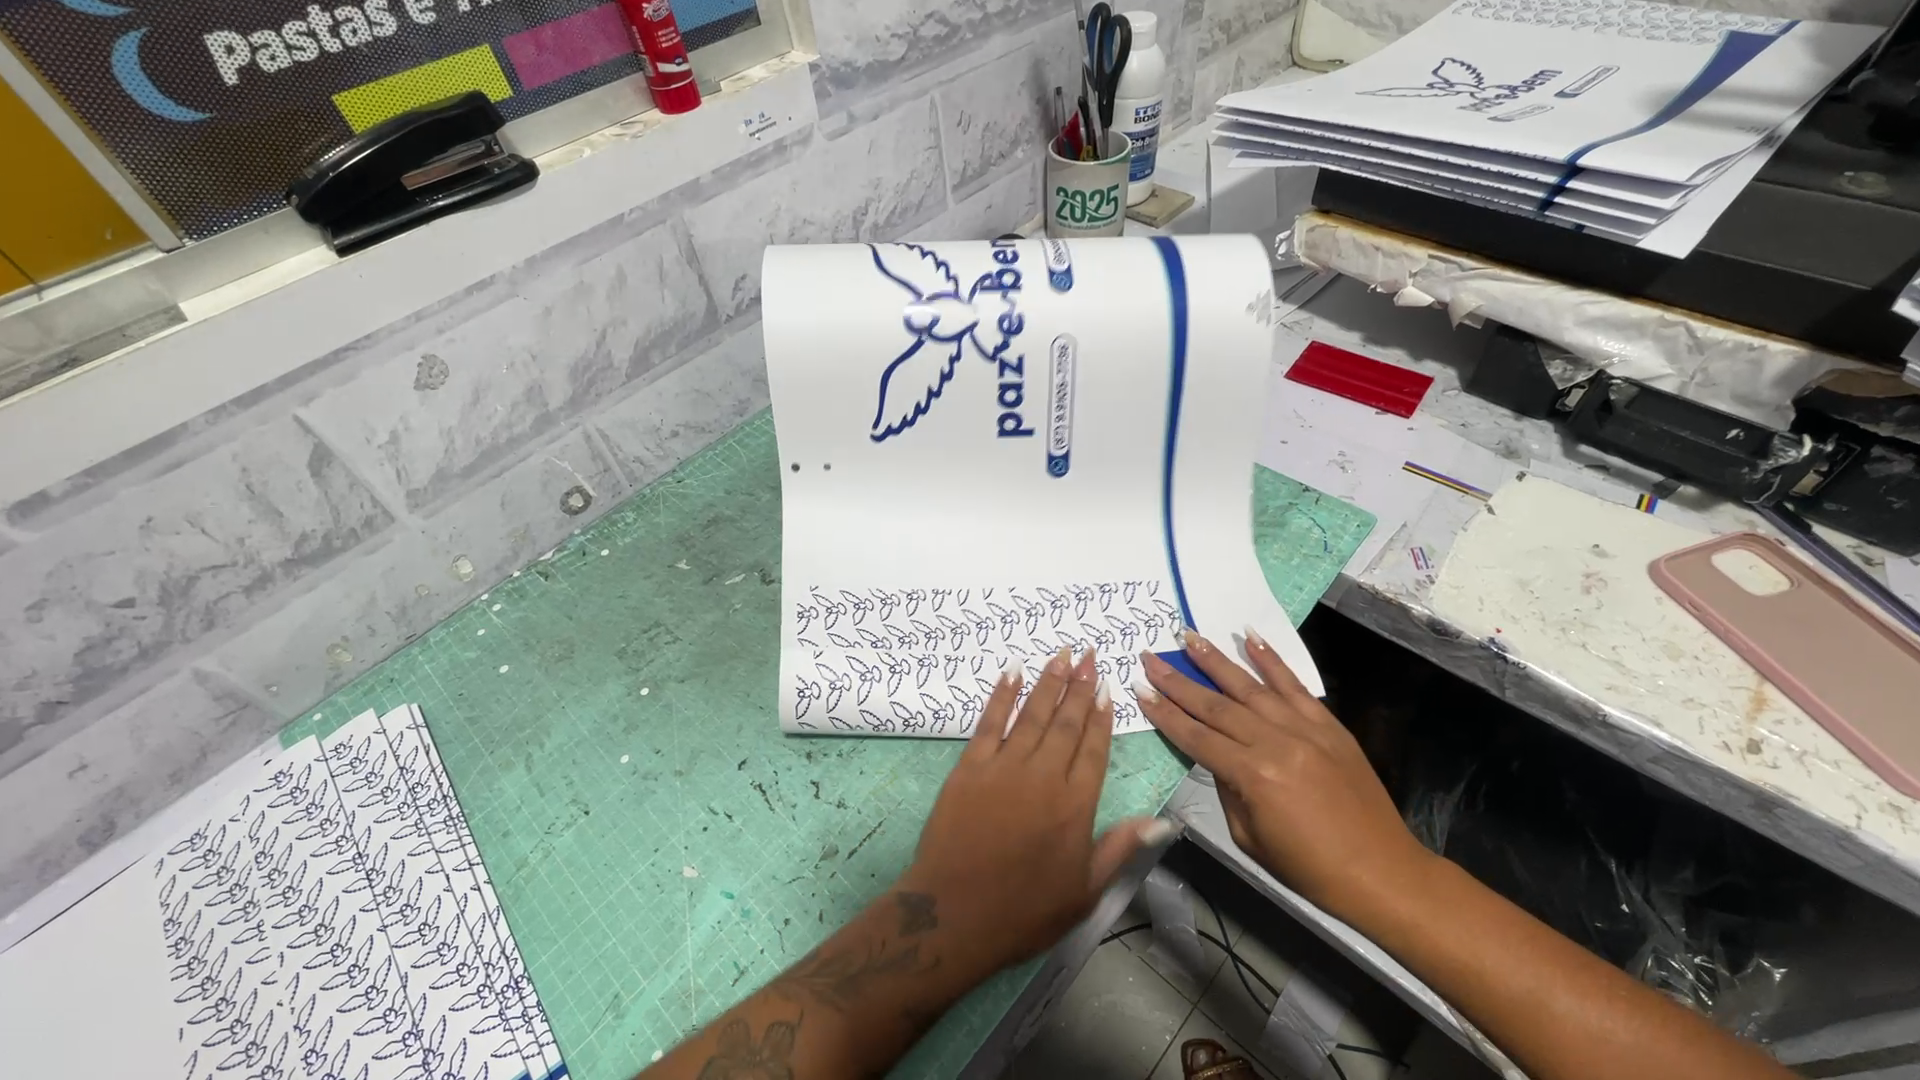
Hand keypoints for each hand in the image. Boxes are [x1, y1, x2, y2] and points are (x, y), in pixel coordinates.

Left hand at [903, 647, 1171, 980]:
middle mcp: (1043, 777)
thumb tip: (1161, 822)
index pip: (1093, 748)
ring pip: (1032, 715)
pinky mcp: (969, 768)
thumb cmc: (1023, 911)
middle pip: (1066, 723)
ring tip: (1060, 654)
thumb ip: (1120, 849)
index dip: (1101, 716)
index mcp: (1075, 806)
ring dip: (1047, 682)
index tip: (1107, 686)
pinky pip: (989, 722)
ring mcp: (1004, 768)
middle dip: (1079, 686)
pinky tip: (1012, 671)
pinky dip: (1001, 694)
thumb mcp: (1084, 892)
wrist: (954, 915)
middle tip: (1087, 654)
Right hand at [1133, 630, 1433, 921]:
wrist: (1381, 871)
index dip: (1165, 713)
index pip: (1196, 736)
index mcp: (1252, 776)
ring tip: (1189, 636)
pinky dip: (1271, 661)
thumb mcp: (1249, 836)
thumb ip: (1228, 788)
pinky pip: (1295, 686)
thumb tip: (1218, 756)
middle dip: (1178, 680)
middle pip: (1216, 705)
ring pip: (1251, 687)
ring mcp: (1305, 729)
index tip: (1140, 689)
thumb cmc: (1308, 867)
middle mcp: (1276, 743)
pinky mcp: (1328, 725)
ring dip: (1217, 660)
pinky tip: (1250, 638)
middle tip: (1150, 656)